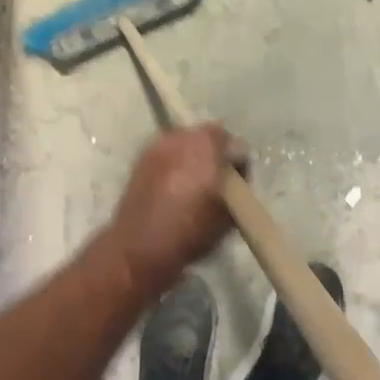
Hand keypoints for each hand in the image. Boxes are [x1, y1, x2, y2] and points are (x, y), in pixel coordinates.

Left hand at [107, 123, 239, 292]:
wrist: (140, 245)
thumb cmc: (190, 232)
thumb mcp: (227, 216)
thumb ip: (236, 189)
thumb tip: (236, 179)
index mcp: (209, 148)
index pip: (236, 145)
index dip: (239, 163)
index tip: (238, 182)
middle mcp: (184, 136)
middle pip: (209, 135)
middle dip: (216, 152)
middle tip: (217, 177)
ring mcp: (160, 142)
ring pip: (186, 138)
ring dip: (194, 152)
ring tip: (194, 178)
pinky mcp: (143, 154)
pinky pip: (167, 149)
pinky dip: (174, 159)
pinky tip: (173, 181)